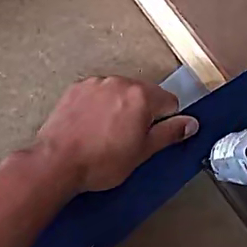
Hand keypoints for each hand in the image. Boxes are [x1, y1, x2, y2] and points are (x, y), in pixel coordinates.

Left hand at [34, 76, 197, 192]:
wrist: (57, 162)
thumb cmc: (98, 162)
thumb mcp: (143, 152)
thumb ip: (170, 133)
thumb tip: (190, 124)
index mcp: (141, 96)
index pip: (170, 101)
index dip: (166, 121)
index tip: (154, 135)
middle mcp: (119, 83)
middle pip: (144, 94)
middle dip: (142, 114)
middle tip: (130, 140)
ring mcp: (95, 84)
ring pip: (119, 93)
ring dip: (119, 109)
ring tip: (107, 137)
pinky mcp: (76, 90)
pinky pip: (97, 94)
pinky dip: (98, 107)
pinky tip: (92, 129)